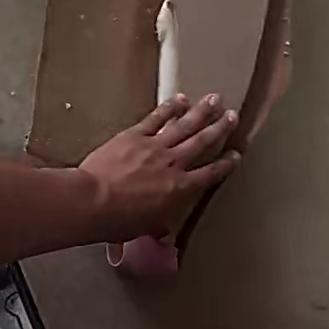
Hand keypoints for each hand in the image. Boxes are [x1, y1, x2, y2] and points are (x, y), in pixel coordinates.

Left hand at [78, 94, 239, 241]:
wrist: (93, 201)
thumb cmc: (118, 220)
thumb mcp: (145, 226)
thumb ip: (158, 222)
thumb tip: (161, 229)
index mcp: (180, 188)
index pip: (210, 173)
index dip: (226, 164)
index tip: (236, 154)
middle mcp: (173, 164)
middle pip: (202, 142)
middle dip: (219, 128)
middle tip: (233, 116)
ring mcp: (155, 146)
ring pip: (184, 125)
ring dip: (201, 111)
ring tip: (215, 99)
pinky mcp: (135, 135)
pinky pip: (156, 118)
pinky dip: (170, 108)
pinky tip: (181, 98)